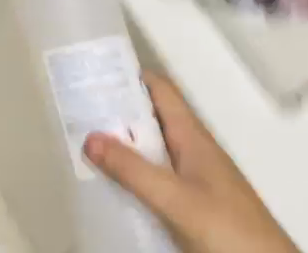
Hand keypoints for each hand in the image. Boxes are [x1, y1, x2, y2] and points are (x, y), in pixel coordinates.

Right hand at [84, 72, 298, 252]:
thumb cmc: (229, 232)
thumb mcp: (175, 201)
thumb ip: (132, 170)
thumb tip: (88, 135)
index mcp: (193, 138)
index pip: (159, 89)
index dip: (128, 77)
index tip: (93, 76)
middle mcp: (196, 153)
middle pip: (153, 121)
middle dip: (118, 115)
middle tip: (78, 115)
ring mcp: (200, 183)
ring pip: (156, 154)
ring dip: (126, 150)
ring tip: (88, 151)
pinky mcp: (201, 210)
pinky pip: (162, 183)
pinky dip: (138, 181)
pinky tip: (119, 194)